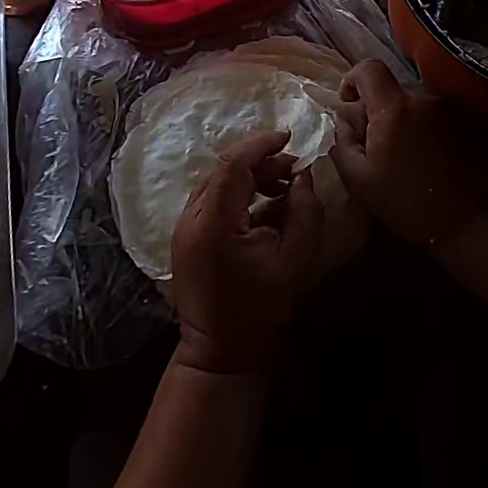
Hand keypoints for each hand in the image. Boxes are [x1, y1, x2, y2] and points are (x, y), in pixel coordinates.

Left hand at [170, 130, 324, 375]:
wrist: (221, 350)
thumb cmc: (261, 308)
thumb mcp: (296, 261)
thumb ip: (304, 212)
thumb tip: (303, 176)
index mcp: (214, 221)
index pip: (232, 164)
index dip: (261, 145)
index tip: (289, 138)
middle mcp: (191, 217)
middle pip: (223, 170)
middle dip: (260, 162)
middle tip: (294, 171)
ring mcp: (184, 227)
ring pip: (216, 183)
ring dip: (249, 177)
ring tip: (282, 187)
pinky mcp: (186, 236)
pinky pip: (211, 200)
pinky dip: (237, 194)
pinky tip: (263, 205)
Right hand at [328, 60, 480, 250]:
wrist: (478, 225)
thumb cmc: (411, 205)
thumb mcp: (361, 180)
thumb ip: (343, 142)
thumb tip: (342, 119)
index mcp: (395, 109)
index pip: (369, 69)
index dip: (353, 79)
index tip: (349, 101)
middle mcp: (427, 99)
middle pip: (395, 91)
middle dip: (381, 112)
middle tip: (379, 145)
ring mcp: (456, 110)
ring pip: (419, 106)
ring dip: (409, 123)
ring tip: (410, 158)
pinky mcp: (476, 123)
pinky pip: (442, 118)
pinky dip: (431, 132)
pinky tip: (434, 162)